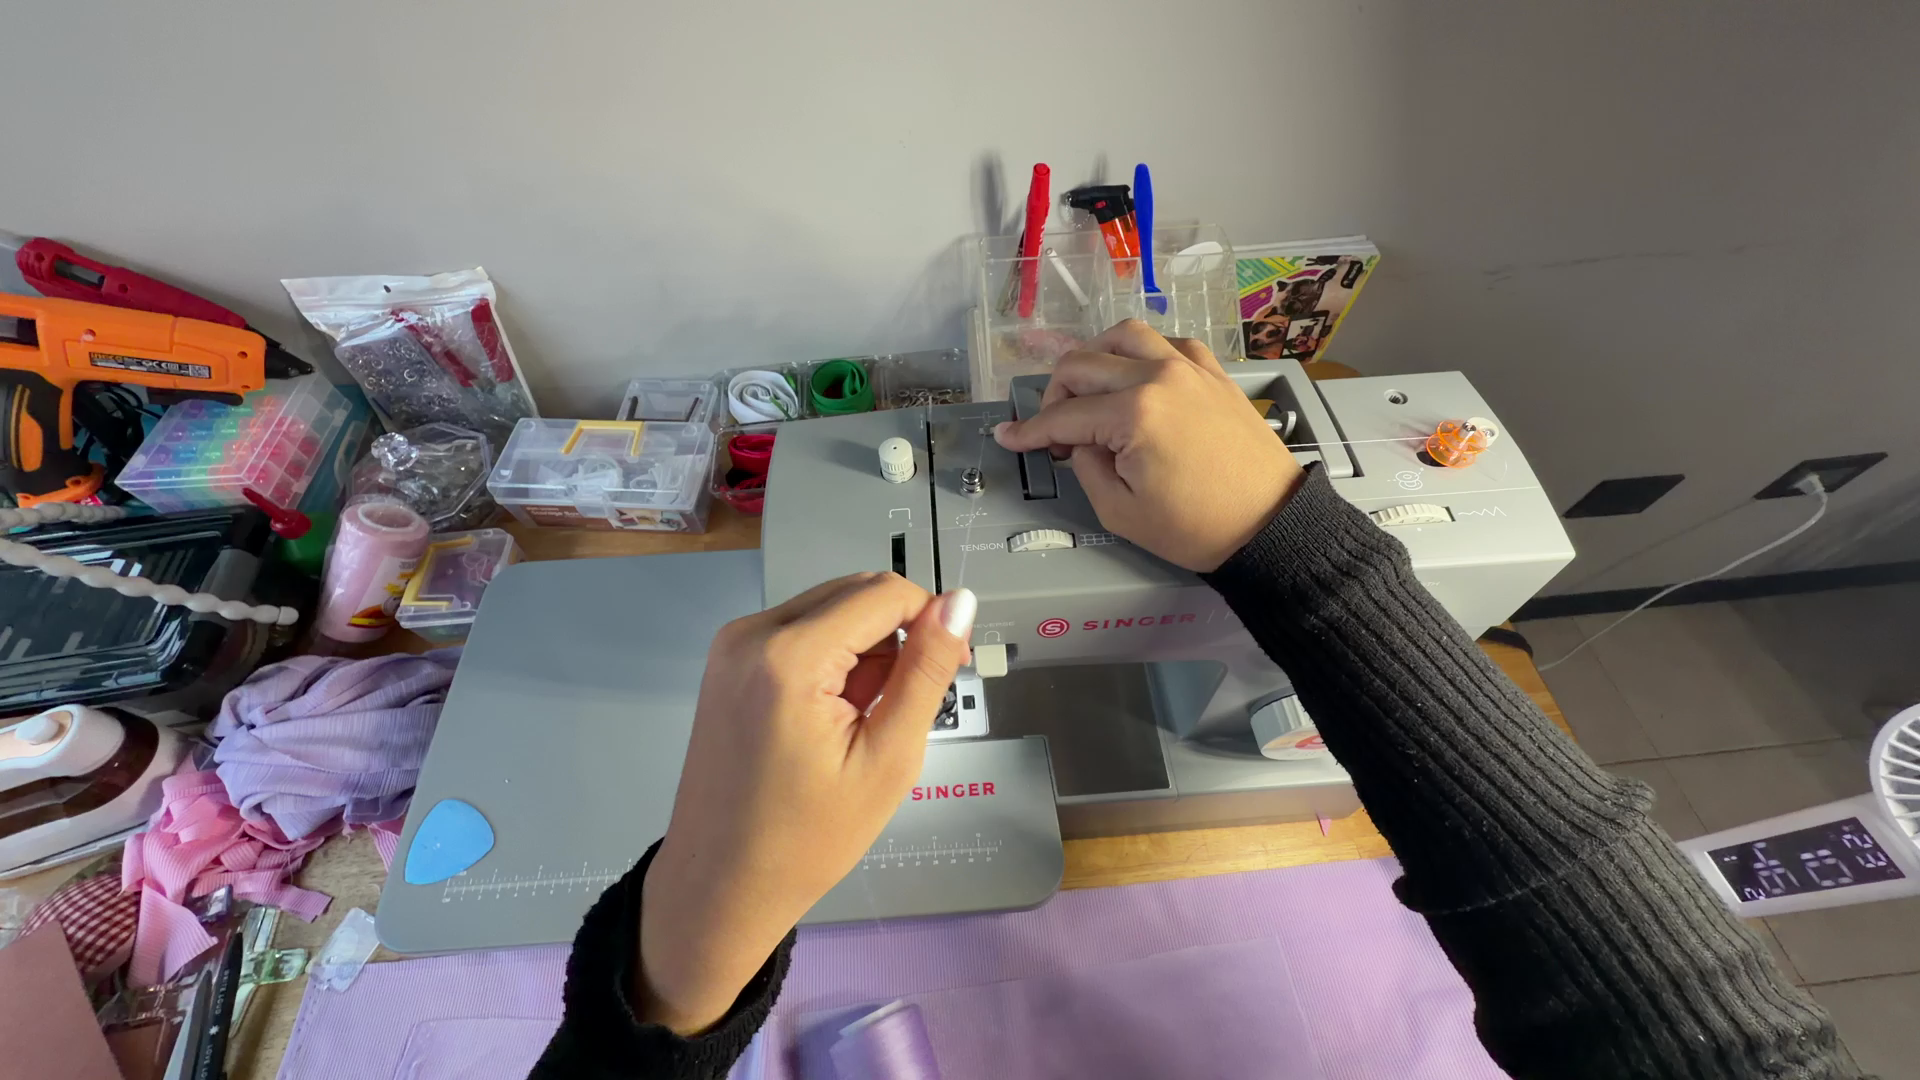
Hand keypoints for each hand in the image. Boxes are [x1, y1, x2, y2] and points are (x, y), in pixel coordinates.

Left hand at [636, 574, 975, 1032]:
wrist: (719, 884)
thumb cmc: (808, 838)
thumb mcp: (888, 758)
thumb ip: (926, 669)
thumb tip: (960, 602)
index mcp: (789, 655)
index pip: (884, 592)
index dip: (929, 619)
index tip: (946, 668)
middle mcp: (752, 632)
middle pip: (855, 592)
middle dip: (896, 633)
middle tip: (906, 702)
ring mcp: (734, 643)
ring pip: (831, 607)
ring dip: (864, 646)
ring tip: (863, 717)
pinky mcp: (729, 658)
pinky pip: (801, 628)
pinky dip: (832, 655)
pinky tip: (833, 710)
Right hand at [994, 320, 1304, 571]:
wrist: (1268, 524)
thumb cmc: (1198, 527)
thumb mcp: (1119, 511)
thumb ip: (1085, 466)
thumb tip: (1078, 441)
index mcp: (1134, 414)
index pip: (1062, 415)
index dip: (1029, 430)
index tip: (1010, 436)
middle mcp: (1159, 377)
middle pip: (1082, 364)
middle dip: (1054, 396)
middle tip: (1053, 430)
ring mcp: (1189, 369)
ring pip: (1122, 336)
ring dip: (1092, 358)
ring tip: (1085, 390)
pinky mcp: (1212, 373)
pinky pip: (1165, 343)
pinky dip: (1138, 354)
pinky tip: (1133, 379)